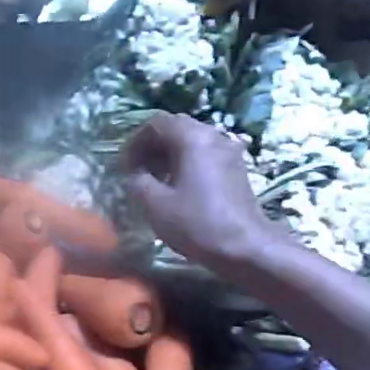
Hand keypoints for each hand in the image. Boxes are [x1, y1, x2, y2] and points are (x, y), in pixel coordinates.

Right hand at [121, 113, 278, 268]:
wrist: (244, 245)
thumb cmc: (197, 223)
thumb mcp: (156, 205)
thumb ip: (139, 183)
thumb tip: (135, 176)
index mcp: (192, 138)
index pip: (157, 124)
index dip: (135, 142)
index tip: (124, 165)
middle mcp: (213, 136)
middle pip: (176, 129)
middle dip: (152, 147)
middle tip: (137, 171)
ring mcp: (228, 151)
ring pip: (192, 142)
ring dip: (169, 156)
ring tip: (154, 180)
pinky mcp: (235, 169)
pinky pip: (205, 155)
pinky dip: (186, 163)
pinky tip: (177, 187)